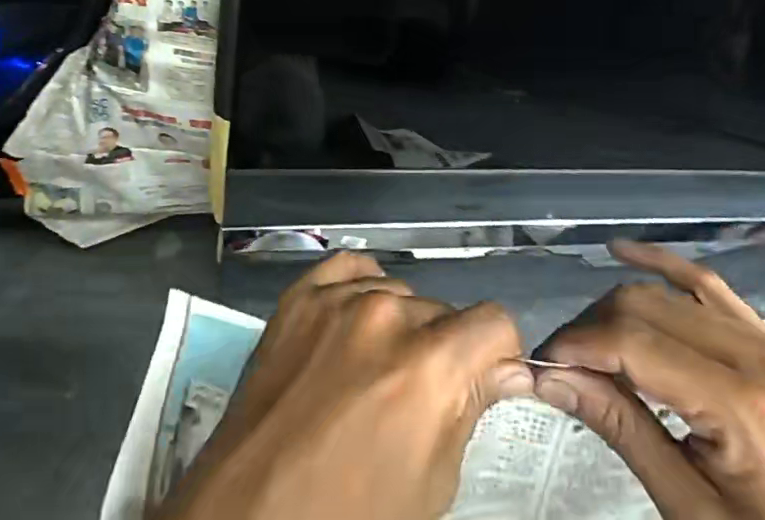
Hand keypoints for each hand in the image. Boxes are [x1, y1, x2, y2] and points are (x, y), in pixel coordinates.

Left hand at [159, 252, 534, 519]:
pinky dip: (362, 287)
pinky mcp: (298, 295)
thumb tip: (507, 369)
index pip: (493, 322)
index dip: (497, 352)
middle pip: (442, 311)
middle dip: (445, 346)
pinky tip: (356, 318)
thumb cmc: (353, 506)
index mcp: (428, 365)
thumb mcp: (432, 478)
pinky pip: (348, 268)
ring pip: (397, 292)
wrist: (258, 497)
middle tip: (420, 391)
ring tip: (375, 366)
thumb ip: (470, 408)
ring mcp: (336, 299)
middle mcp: (384, 316)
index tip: (487, 376)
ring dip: (400, 323)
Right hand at [534, 241, 764, 519]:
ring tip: (588, 344)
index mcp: (743, 406)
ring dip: (614, 308)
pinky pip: (709, 284)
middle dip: (589, 327)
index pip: (630, 341)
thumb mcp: (694, 508)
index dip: (575, 345)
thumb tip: (548, 376)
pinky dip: (662, 263)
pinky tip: (622, 252)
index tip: (542, 366)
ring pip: (664, 292)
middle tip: (563, 366)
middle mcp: (758, 358)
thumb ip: (622, 430)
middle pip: (642, 306)